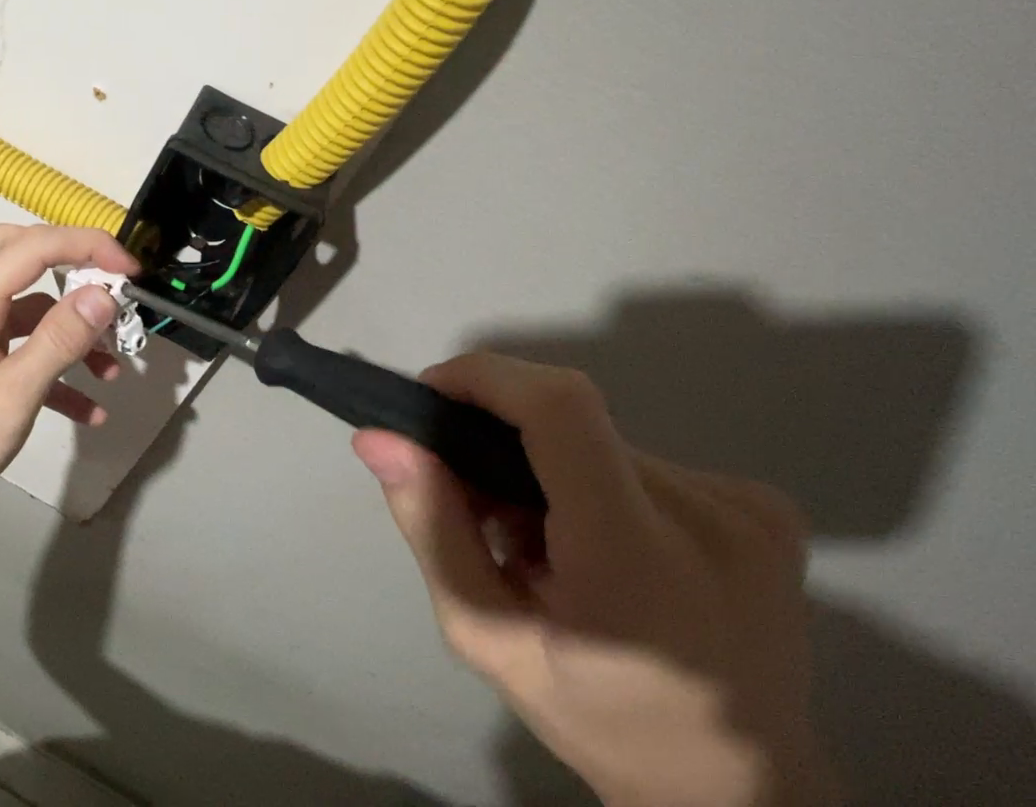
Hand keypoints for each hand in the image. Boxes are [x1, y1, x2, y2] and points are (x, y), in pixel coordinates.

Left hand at [0, 224, 137, 531]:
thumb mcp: (13, 396)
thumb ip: (59, 340)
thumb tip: (104, 294)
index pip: (34, 247)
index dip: (87, 246)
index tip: (131, 270)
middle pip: (22, 254)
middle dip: (73, 263)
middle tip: (113, 286)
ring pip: (31, 307)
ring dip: (73, 329)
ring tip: (112, 369)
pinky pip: (25, 349)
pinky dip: (60, 370)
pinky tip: (90, 410)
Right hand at [354, 353, 838, 806]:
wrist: (739, 784)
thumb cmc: (596, 716)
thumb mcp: (483, 634)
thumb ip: (431, 526)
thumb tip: (378, 438)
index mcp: (633, 553)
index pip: (559, 408)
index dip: (486, 378)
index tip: (432, 398)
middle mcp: (706, 511)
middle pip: (571, 426)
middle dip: (504, 446)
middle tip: (479, 510)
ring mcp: (748, 507)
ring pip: (603, 444)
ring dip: (552, 471)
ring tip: (542, 545)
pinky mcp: (765, 508)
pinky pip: (644, 463)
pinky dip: (598, 486)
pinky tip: (600, 549)